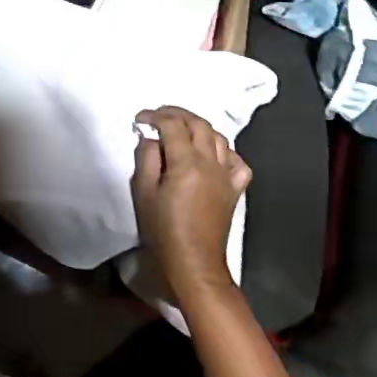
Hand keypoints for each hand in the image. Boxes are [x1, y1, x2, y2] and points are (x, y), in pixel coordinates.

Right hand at [131, 106, 251, 300]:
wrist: (194, 262)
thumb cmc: (163, 229)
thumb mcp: (143, 192)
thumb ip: (146, 158)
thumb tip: (151, 138)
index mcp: (186, 164)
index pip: (172, 125)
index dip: (154, 116)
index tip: (140, 119)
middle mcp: (211, 164)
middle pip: (198, 124)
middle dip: (177, 114)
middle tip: (158, 116)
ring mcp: (227, 176)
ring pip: (218, 137)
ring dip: (198, 127)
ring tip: (180, 130)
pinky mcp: (235, 189)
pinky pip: (236, 160)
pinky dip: (223, 150)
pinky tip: (210, 154)